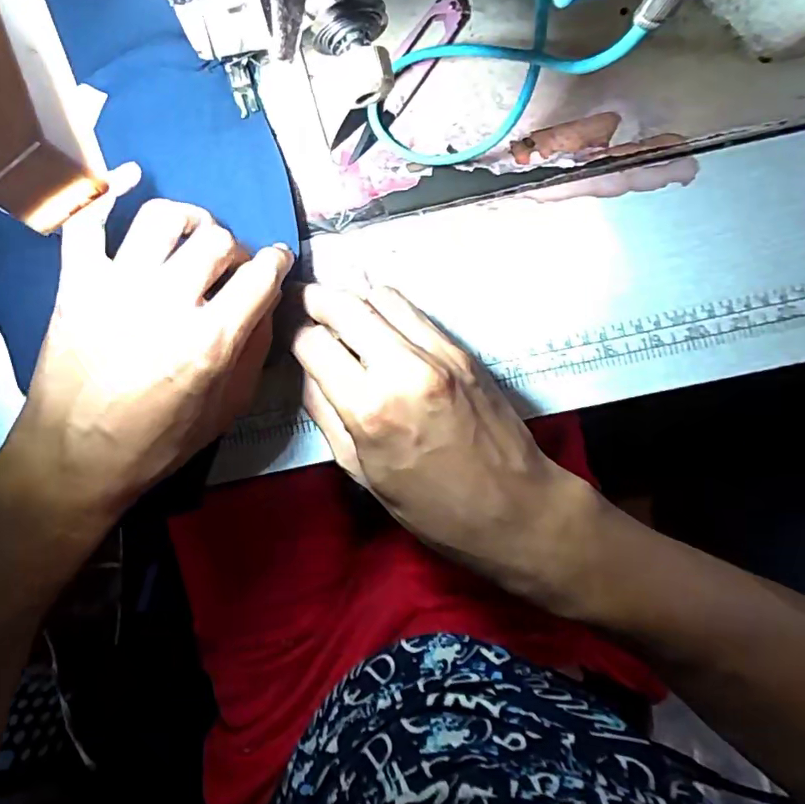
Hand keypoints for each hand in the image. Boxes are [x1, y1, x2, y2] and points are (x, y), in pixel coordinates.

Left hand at [0, 164, 293, 525]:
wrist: (72, 459)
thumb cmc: (155, 443)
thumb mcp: (226, 409)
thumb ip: (255, 351)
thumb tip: (266, 303)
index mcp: (209, 341)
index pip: (260, 275)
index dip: (277, 261)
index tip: (276, 260)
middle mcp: (165, 302)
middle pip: (218, 240)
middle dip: (236, 249)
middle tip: (229, 267)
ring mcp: (115, 286)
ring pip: (164, 216)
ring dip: (191, 218)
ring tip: (192, 234)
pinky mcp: (76, 282)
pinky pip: (88, 219)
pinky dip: (110, 190)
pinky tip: (131, 177)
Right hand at [290, 284, 597, 596]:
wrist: (514, 506)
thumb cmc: (431, 507)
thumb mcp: (362, 473)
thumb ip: (326, 414)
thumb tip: (309, 371)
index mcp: (370, 409)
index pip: (314, 343)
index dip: (294, 335)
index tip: (290, 336)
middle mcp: (402, 369)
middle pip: (345, 305)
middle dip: (315, 298)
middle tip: (302, 299)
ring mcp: (437, 353)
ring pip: (381, 296)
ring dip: (353, 297)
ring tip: (341, 309)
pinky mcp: (461, 349)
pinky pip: (414, 311)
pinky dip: (387, 308)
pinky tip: (379, 321)